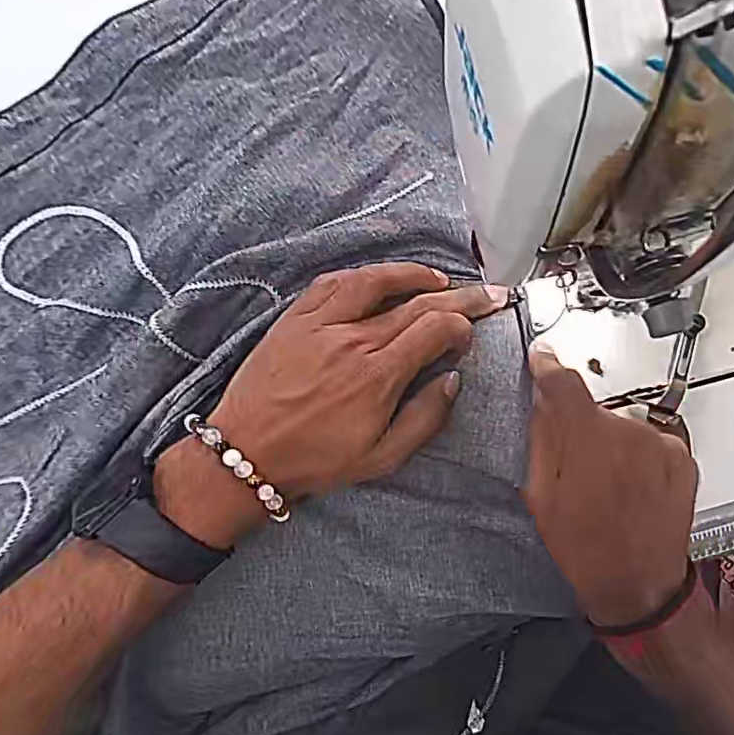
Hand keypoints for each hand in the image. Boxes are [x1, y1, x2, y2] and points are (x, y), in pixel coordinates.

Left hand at [155, 262, 508, 547]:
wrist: (248, 452)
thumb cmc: (314, 459)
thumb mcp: (381, 458)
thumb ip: (424, 418)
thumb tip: (451, 381)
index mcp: (378, 375)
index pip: (435, 329)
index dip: (463, 325)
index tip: (470, 333)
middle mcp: (353, 340)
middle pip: (418, 303)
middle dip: (460, 297)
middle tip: (484, 293)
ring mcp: (322, 324)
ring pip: (376, 281)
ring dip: (413, 274)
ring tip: (438, 278)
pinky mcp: (295, 320)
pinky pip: (333, 283)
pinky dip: (362, 274)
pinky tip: (378, 277)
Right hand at [522, 343, 698, 626]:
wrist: (637, 583)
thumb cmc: (587, 550)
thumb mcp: (541, 497)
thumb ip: (540, 441)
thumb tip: (539, 405)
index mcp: (585, 439)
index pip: (564, 382)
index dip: (548, 367)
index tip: (543, 358)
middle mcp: (627, 433)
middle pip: (594, 409)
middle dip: (581, 428)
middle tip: (576, 468)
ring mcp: (658, 444)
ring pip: (622, 426)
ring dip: (612, 445)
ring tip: (608, 487)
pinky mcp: (681, 456)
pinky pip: (649, 441)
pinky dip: (638, 456)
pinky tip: (631, 488)